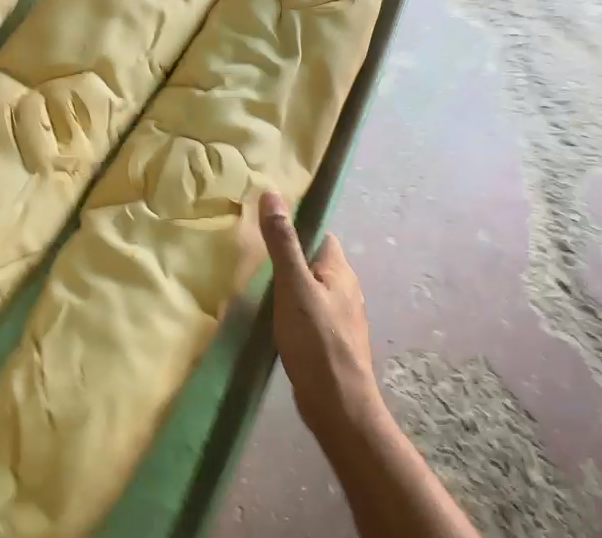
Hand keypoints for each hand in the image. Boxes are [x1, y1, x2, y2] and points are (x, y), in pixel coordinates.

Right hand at [259, 191, 380, 435]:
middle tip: (254, 253)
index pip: (320, 234)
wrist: (338, 405)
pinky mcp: (331, 341)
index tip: (266, 223)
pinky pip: (310, 313)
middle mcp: (347, 290)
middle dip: (290, 255)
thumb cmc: (316, 340)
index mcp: (341, 271)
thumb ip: (282, 242)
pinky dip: (293, 309)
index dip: (297, 225)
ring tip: (258, 284)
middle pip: (316, 261)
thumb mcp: (292, 285)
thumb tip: (272, 194)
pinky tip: (273, 318)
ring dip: (290, 284)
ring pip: (312, 288)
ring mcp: (341, 318)